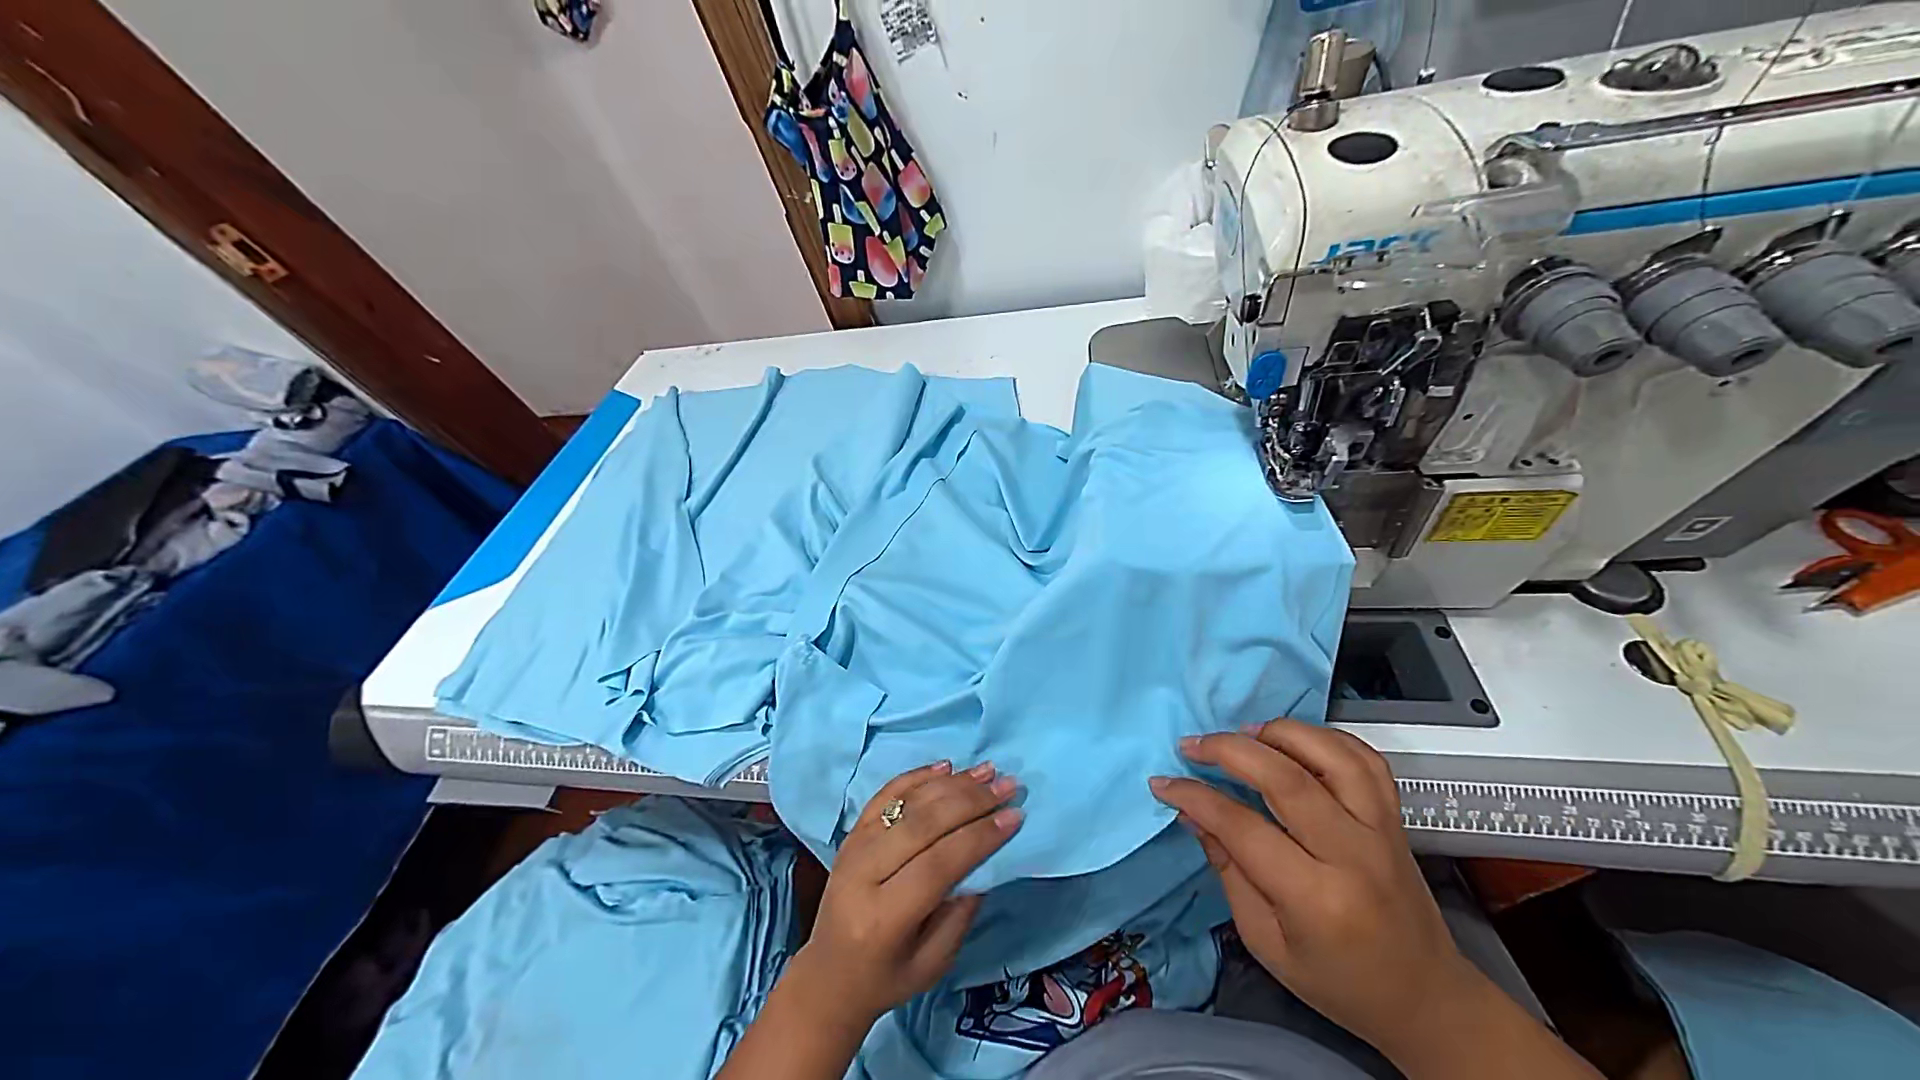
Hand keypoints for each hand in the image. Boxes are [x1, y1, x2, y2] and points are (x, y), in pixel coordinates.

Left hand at [788, 761, 1023, 1023]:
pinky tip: (946, 767)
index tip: (1014, 815)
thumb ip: (961, 912)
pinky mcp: (851, 834)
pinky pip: (885, 795)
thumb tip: (987, 858)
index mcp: (883, 916)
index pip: (937, 864)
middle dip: (970, 801)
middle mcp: (863, 874)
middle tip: (1007, 785)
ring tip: (986, 770)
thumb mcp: (933, 962)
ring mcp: (853, 848)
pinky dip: (916, 776)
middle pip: (922, 824)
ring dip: (950, 783)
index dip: (978, 836)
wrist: (828, 975)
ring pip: (906, 803)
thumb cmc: (887, 976)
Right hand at [1148, 721, 1484, 1060]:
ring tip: (1244, 735)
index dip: (1196, 797)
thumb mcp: (1265, 941)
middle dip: (1229, 751)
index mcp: (1315, 899)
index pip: (1243, 827)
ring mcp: (1382, 831)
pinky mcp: (1396, 819)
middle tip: (1193, 746)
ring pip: (1331, 756)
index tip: (1164, 782)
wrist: (1426, 997)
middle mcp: (1354, 856)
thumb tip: (1193, 813)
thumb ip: (1228, 870)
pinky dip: (1325, 738)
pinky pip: (1366, 760)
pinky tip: (1293, 741)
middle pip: (1286, 778)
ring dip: (1280, 733)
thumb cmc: (1338, 980)